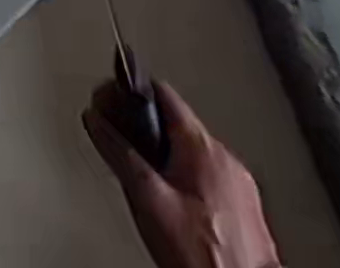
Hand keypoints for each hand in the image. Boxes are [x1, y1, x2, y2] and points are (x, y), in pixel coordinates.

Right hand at [83, 81, 280, 267]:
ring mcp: (238, 186)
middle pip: (174, 121)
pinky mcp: (242, 209)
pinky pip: (204, 174)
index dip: (130, 88)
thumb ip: (118, 152)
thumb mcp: (146, 196)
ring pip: (189, 149)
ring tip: (135, 165)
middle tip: (115, 129)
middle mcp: (226, 161)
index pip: (162, 93)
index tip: (110, 91)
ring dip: (160, 150)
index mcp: (204, 148)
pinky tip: (165, 192)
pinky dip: (180, 173)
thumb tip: (96, 121)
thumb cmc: (204, 256)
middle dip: (141, 123)